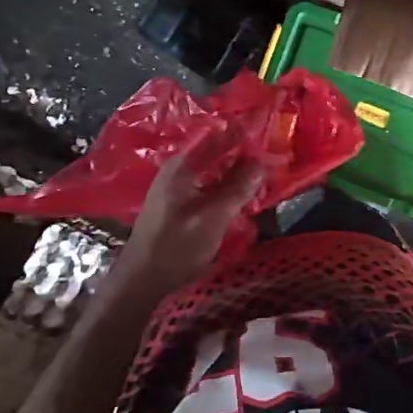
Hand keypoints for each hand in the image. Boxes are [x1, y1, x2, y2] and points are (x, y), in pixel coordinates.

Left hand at [115, 127, 265, 297]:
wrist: (141, 280)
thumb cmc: (175, 248)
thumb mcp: (212, 219)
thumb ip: (236, 190)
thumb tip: (260, 162)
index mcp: (182, 166)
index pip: (217, 136)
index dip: (242, 133)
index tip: (268, 132)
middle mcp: (177, 169)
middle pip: (214, 150)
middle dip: (242, 152)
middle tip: (272, 155)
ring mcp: (176, 185)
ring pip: (212, 168)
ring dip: (235, 170)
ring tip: (263, 173)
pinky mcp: (178, 202)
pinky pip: (206, 183)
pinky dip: (224, 184)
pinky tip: (241, 193)